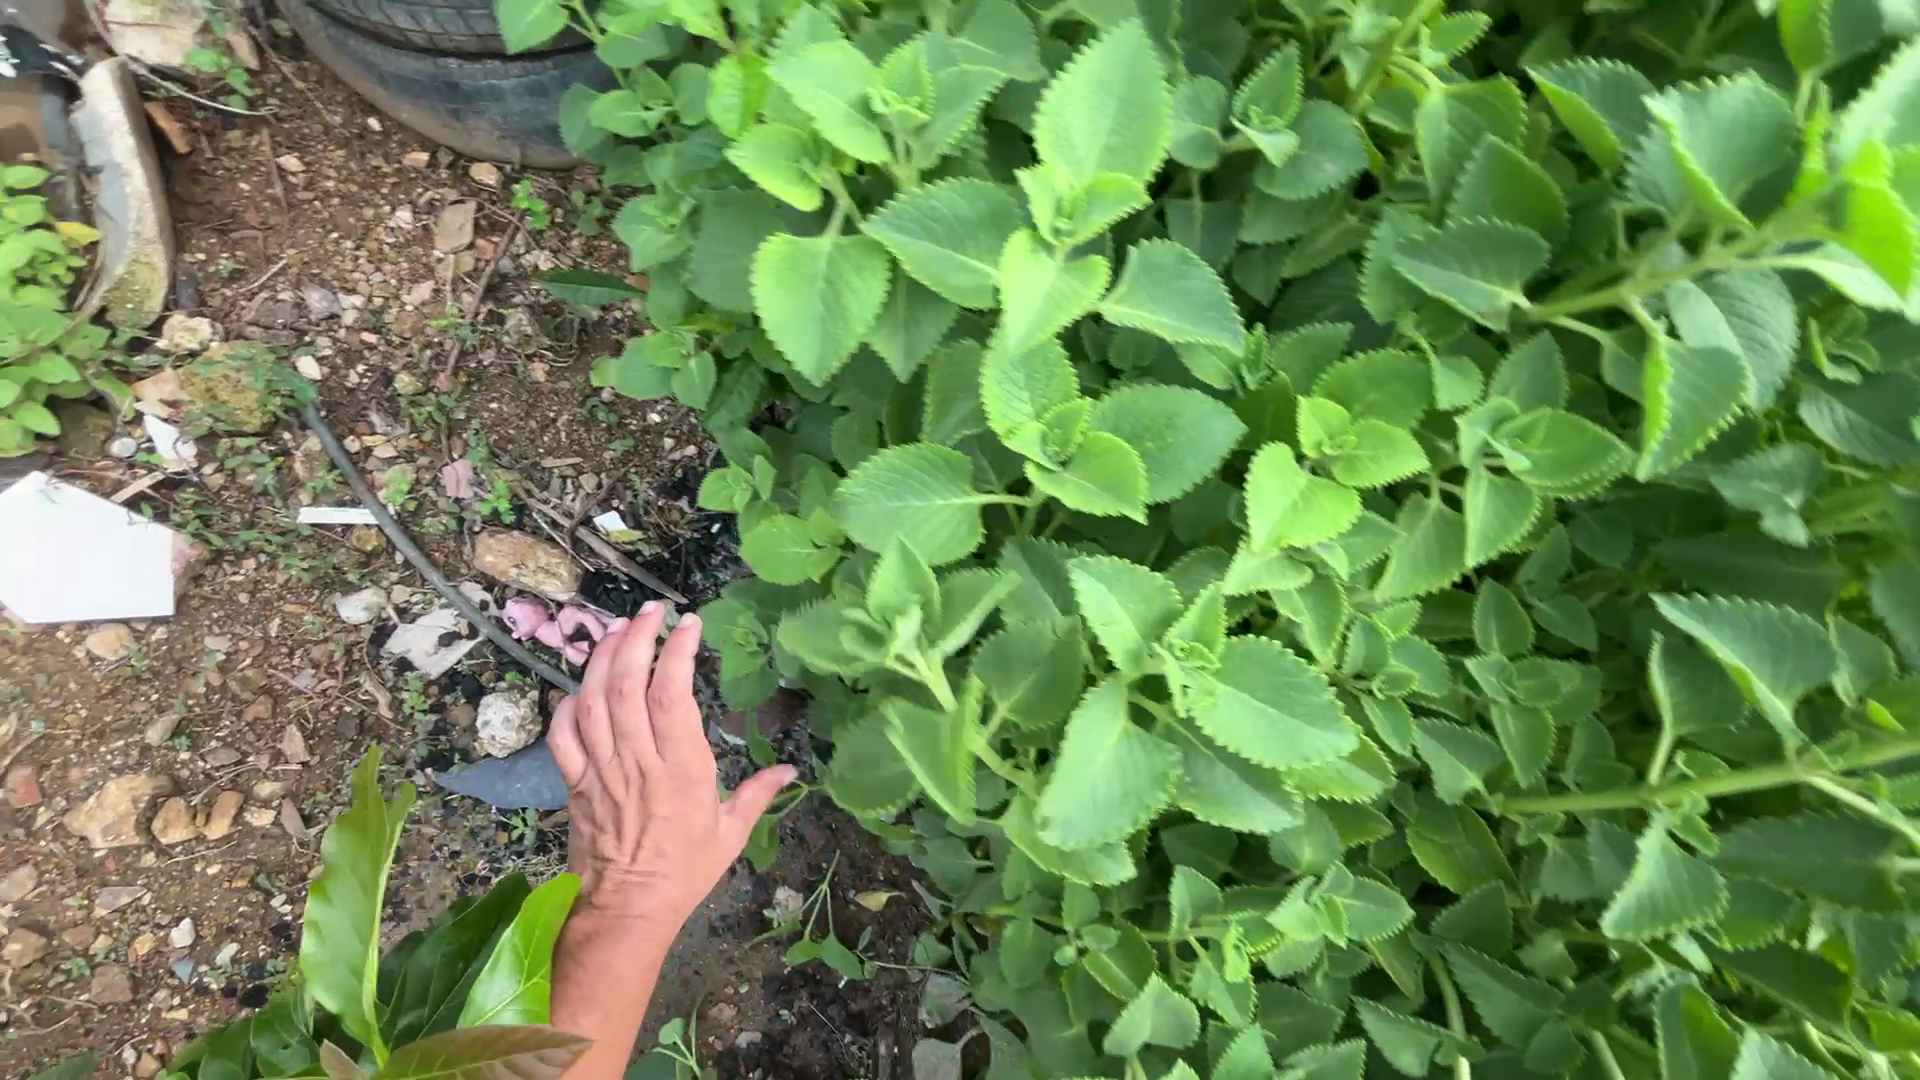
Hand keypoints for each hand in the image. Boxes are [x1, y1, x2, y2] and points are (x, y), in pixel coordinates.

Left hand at [550, 601, 796, 926]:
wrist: (626, 913)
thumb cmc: (685, 871)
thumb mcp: (731, 833)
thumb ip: (759, 793)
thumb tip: (791, 769)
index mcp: (681, 770)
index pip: (673, 696)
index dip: (677, 653)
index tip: (688, 624)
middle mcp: (638, 762)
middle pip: (627, 686)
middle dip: (636, 639)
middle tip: (650, 611)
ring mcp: (600, 771)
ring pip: (592, 702)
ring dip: (603, 658)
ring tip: (618, 628)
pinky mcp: (574, 784)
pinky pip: (563, 735)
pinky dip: (568, 703)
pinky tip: (583, 683)